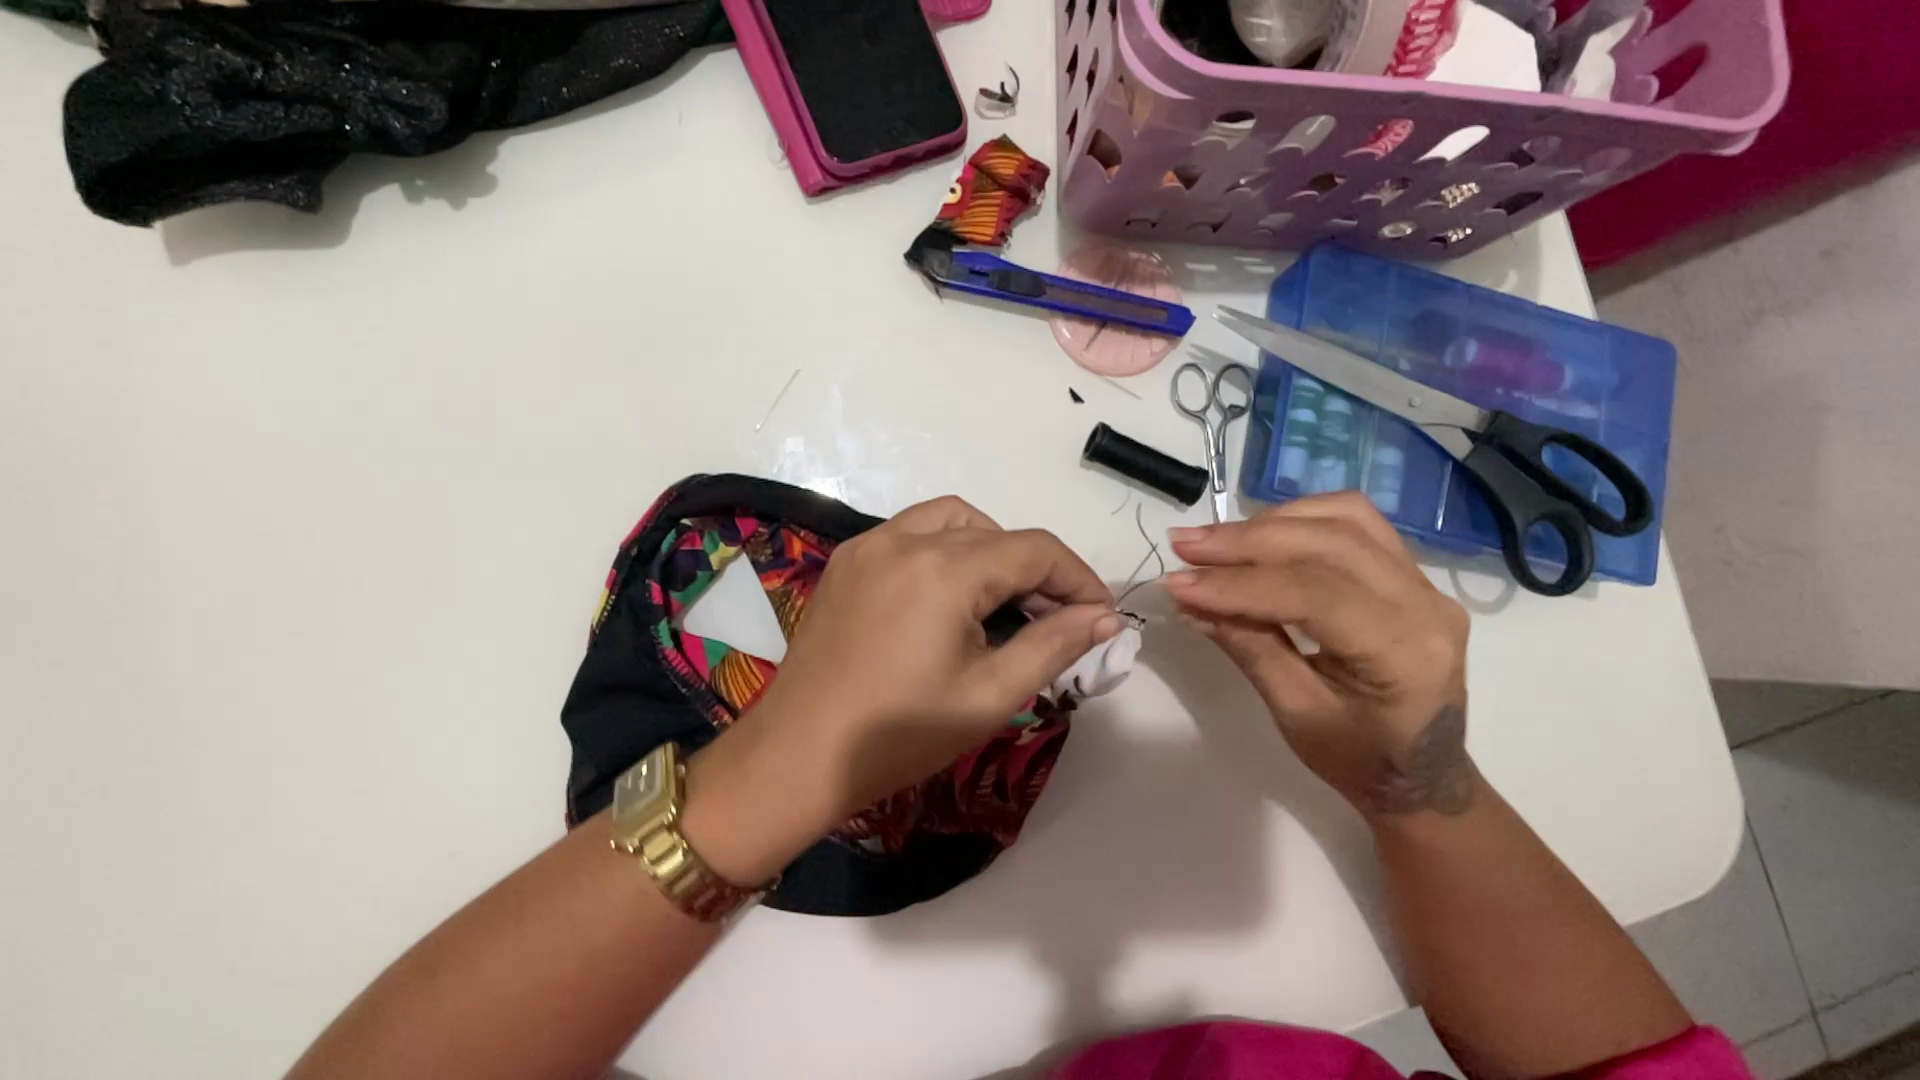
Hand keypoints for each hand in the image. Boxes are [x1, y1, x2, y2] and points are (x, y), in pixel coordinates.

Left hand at [680, 497, 1120, 883]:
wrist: (798, 756)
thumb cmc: (900, 736)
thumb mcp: (990, 696)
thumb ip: (1054, 646)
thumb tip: (1105, 618)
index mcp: (944, 569)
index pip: (1035, 550)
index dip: (1079, 579)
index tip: (1101, 617)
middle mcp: (905, 539)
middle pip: (996, 534)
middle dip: (1037, 571)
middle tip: (1057, 622)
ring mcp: (868, 546)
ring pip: (951, 521)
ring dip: (990, 550)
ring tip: (1004, 604)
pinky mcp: (846, 564)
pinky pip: (910, 534)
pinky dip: (945, 552)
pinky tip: (949, 601)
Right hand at [1163, 493, 1476, 818]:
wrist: (1421, 775)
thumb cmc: (1358, 758)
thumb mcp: (1295, 713)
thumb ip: (1248, 648)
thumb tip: (1191, 601)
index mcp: (1405, 653)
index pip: (1315, 594)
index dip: (1241, 584)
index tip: (1179, 583)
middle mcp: (1426, 604)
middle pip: (1330, 543)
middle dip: (1248, 541)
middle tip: (1184, 546)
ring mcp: (1424, 583)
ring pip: (1344, 519)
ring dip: (1272, 522)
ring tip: (1213, 541)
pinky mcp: (1411, 573)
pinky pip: (1356, 524)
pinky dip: (1299, 521)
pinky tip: (1259, 535)